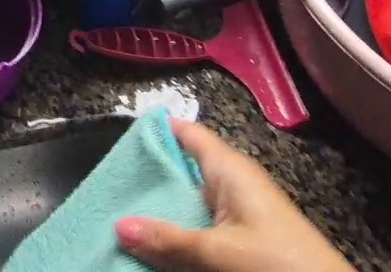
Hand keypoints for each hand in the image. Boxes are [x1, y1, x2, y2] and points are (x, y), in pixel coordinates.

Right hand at [115, 120, 352, 271]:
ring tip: (123, 223)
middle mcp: (235, 184)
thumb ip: (169, 241)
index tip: (117, 143)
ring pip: (193, 205)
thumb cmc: (280, 267)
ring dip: (164, 215)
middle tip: (109, 189)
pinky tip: (160, 254)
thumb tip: (119, 225)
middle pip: (183, 170)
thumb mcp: (218, 255)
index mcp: (229, 169)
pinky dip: (183, 237)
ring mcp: (243, 216)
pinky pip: (205, 230)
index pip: (185, 133)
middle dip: (150, 181)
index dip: (153, 132)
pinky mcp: (249, 244)